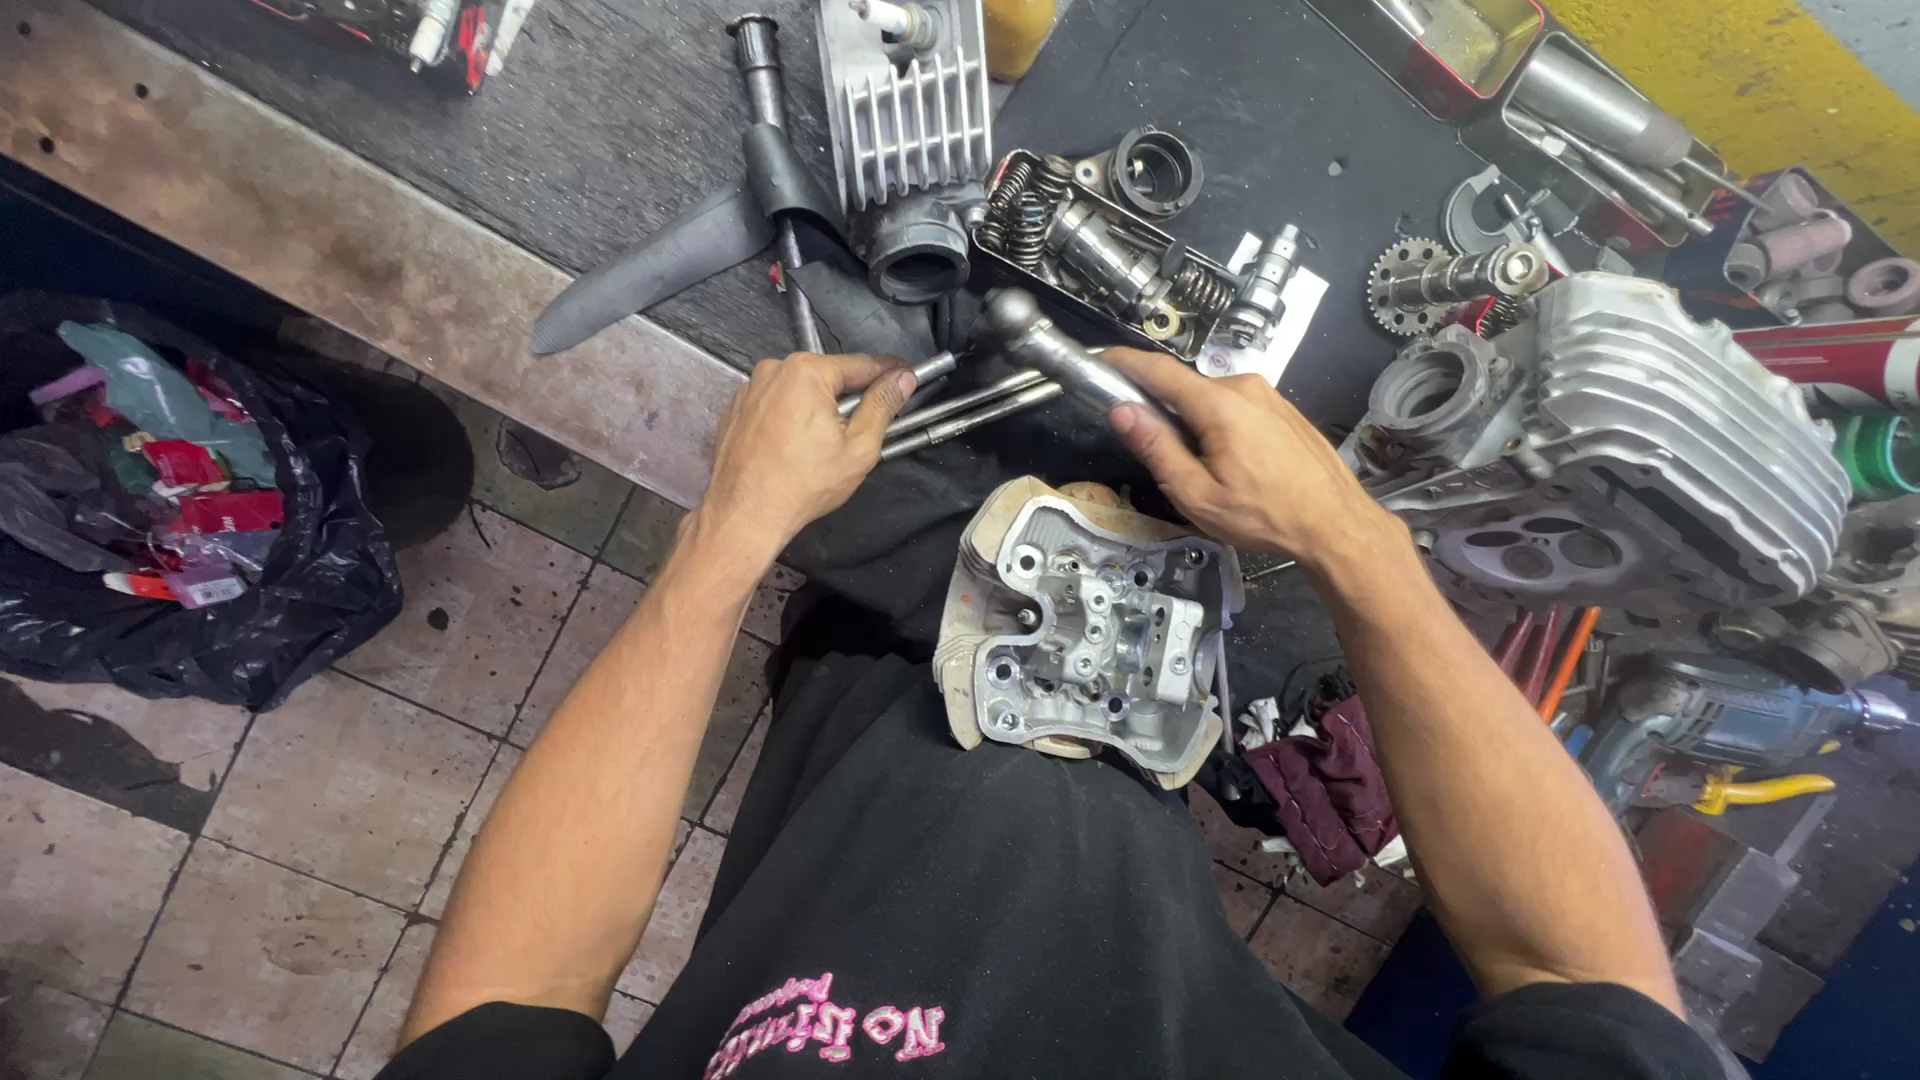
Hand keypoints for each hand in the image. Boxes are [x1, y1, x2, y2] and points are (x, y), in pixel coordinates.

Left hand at [695, 352, 915, 560]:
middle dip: (850, 398)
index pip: (861, 364)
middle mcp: (773, 371)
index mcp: (807, 372)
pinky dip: (791, 419)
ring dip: (819, 409)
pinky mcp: (737, 410)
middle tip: (865, 428)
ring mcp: (750, 390)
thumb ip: (883, 406)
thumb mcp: (859, 447)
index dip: (889, 372)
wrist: (745, 514)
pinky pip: (775, 405)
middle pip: (828, 376)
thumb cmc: (802, 485)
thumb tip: (901, 380)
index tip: (905, 376)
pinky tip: (796, 449)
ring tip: (825, 446)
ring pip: (800, 391)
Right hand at [1101, 348, 1403, 566]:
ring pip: (1210, 399)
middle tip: (1151, 450)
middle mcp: (1245, 387)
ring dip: (1191, 422)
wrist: (1335, 525)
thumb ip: (1156, 448)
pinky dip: (1216, 424)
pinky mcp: (1282, 408)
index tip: (1100, 360)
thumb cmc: (1263, 516)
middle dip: (1160, 408)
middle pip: (1184, 387)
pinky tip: (1229, 462)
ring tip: (1198, 467)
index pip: (1159, 370)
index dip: (1124, 362)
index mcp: (1219, 405)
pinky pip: (1235, 406)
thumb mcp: (1196, 493)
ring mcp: (1268, 395)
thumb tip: (1122, 411)